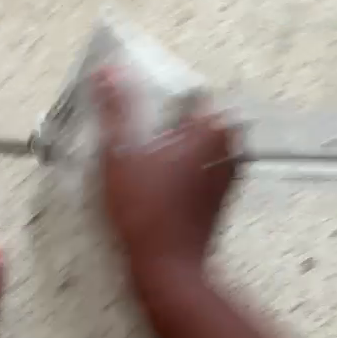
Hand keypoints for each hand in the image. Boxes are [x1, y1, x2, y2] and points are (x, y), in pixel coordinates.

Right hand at [92, 67, 240, 280]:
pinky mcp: (216, 194)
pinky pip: (193, 165)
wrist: (167, 268)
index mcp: (213, 129)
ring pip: (191, 142)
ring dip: (165, 141)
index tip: (132, 99)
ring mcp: (226, 173)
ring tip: (132, 153)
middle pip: (188, 116)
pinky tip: (145, 177)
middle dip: (159, 117)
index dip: (157, 92)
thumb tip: (108, 70)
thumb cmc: (147, 213)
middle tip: (128, 129)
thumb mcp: (121, 153)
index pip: (187, 91)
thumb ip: (116, 107)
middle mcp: (228, 147)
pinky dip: (172, 164)